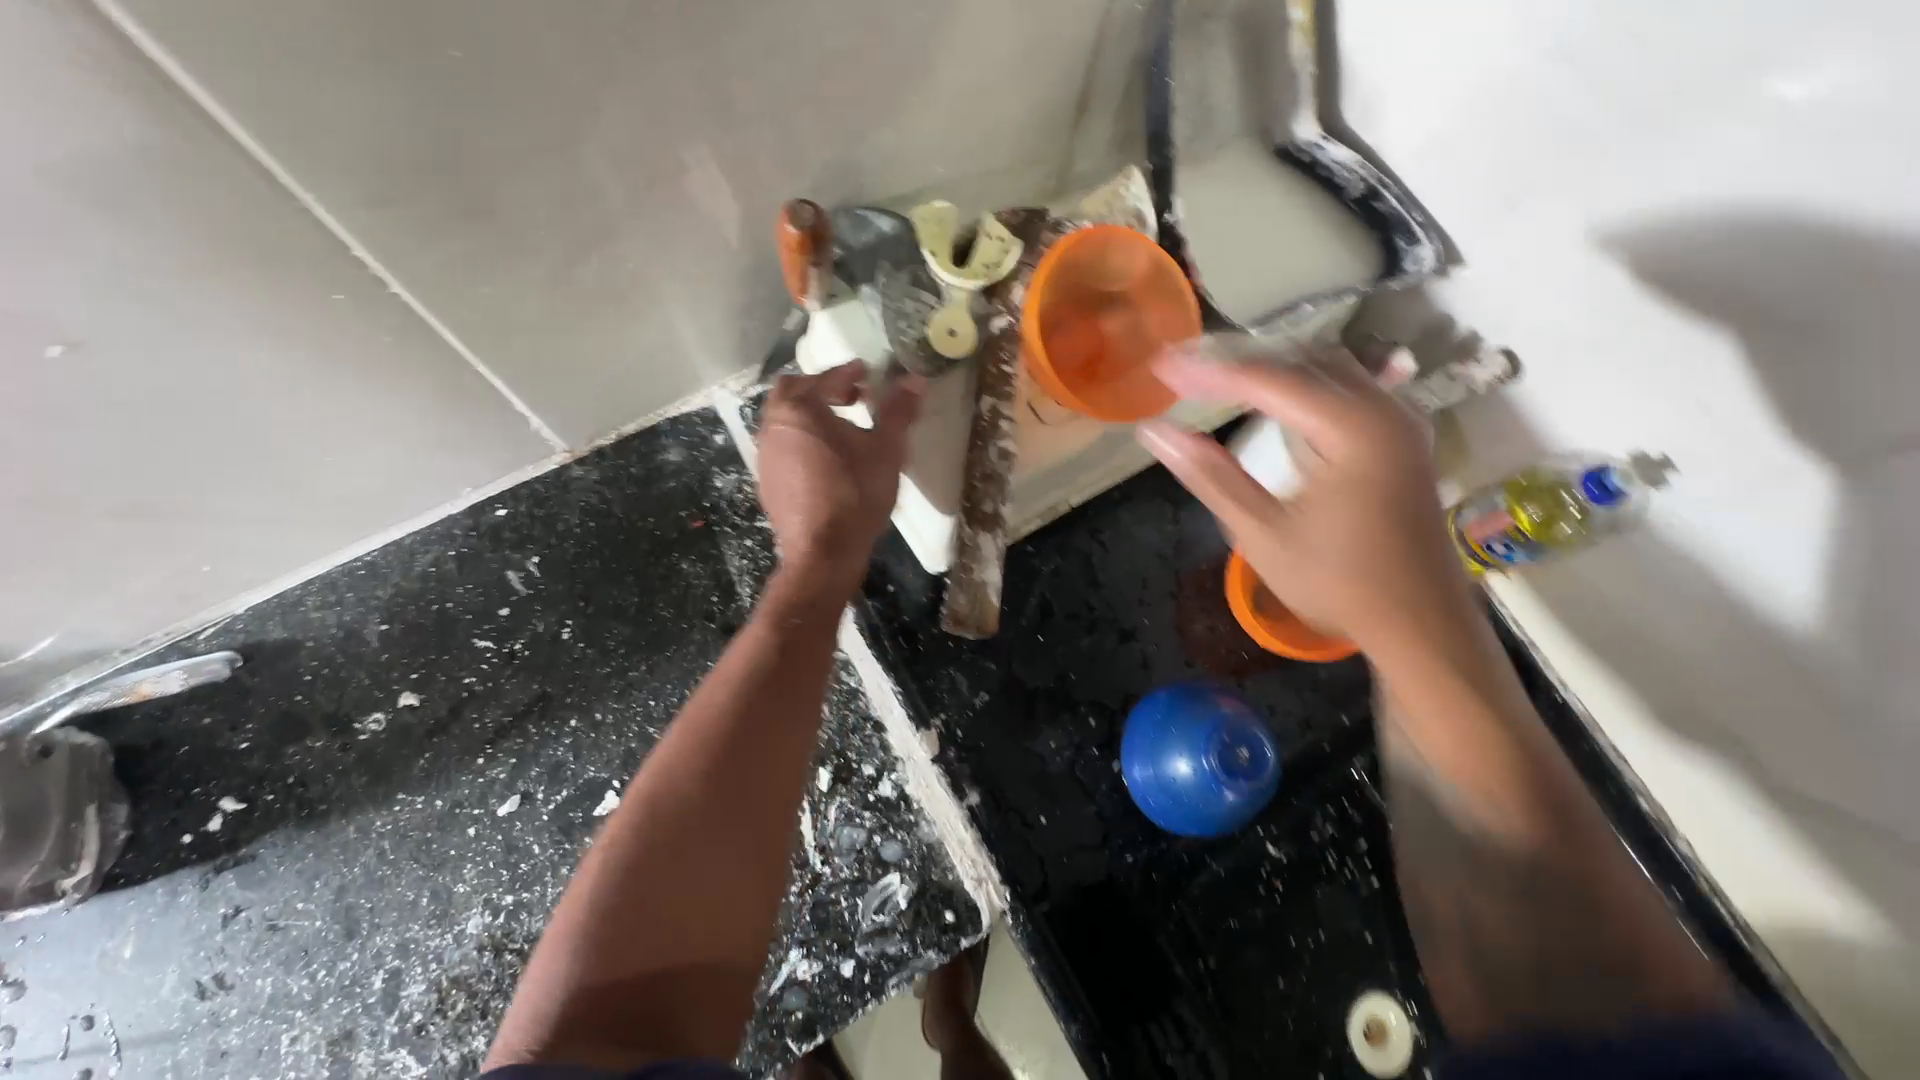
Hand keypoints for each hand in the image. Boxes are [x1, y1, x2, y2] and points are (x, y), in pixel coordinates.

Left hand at [757, 362, 923, 596]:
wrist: (823, 551)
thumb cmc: (856, 494)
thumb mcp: (886, 450)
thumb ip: (898, 411)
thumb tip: (915, 379)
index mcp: (800, 409)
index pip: (825, 378)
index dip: (849, 373)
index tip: (867, 374)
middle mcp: (774, 425)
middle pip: (793, 391)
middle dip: (822, 388)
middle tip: (851, 397)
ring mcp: (765, 454)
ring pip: (785, 419)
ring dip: (811, 414)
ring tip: (842, 427)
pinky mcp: (766, 480)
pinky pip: (783, 445)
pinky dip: (803, 439)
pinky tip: (827, 459)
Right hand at [1137, 346, 1476, 650]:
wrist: (1422, 626)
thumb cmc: (1339, 585)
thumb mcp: (1263, 534)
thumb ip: (1210, 477)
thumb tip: (1155, 432)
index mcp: (1353, 429)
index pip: (1268, 380)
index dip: (1209, 371)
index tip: (1162, 367)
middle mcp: (1384, 410)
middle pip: (1301, 362)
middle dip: (1239, 363)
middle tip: (1185, 372)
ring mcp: (1401, 423)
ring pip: (1330, 369)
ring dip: (1275, 371)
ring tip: (1222, 381)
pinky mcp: (1404, 440)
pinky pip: (1352, 389)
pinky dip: (1307, 387)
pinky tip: (1283, 400)